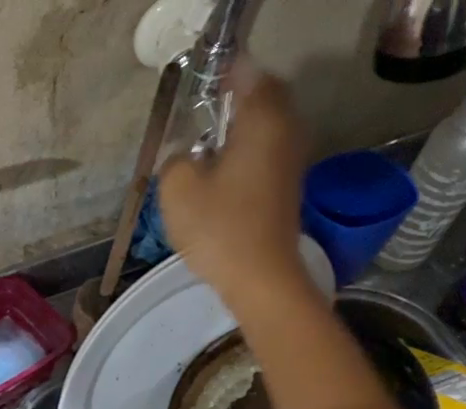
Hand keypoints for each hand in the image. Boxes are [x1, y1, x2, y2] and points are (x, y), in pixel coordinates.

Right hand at [158, 64, 310, 298]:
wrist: (260, 277)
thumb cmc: (219, 229)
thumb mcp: (177, 190)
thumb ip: (174, 160)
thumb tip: (182, 155)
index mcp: (262, 119)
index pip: (247, 73)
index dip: (222, 76)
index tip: (197, 90)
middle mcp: (286, 129)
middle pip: (262, 98)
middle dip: (234, 101)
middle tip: (199, 115)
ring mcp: (291, 159)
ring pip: (266, 126)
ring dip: (239, 129)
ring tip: (206, 146)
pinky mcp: (287, 186)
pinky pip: (266, 152)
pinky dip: (246, 153)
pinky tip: (221, 175)